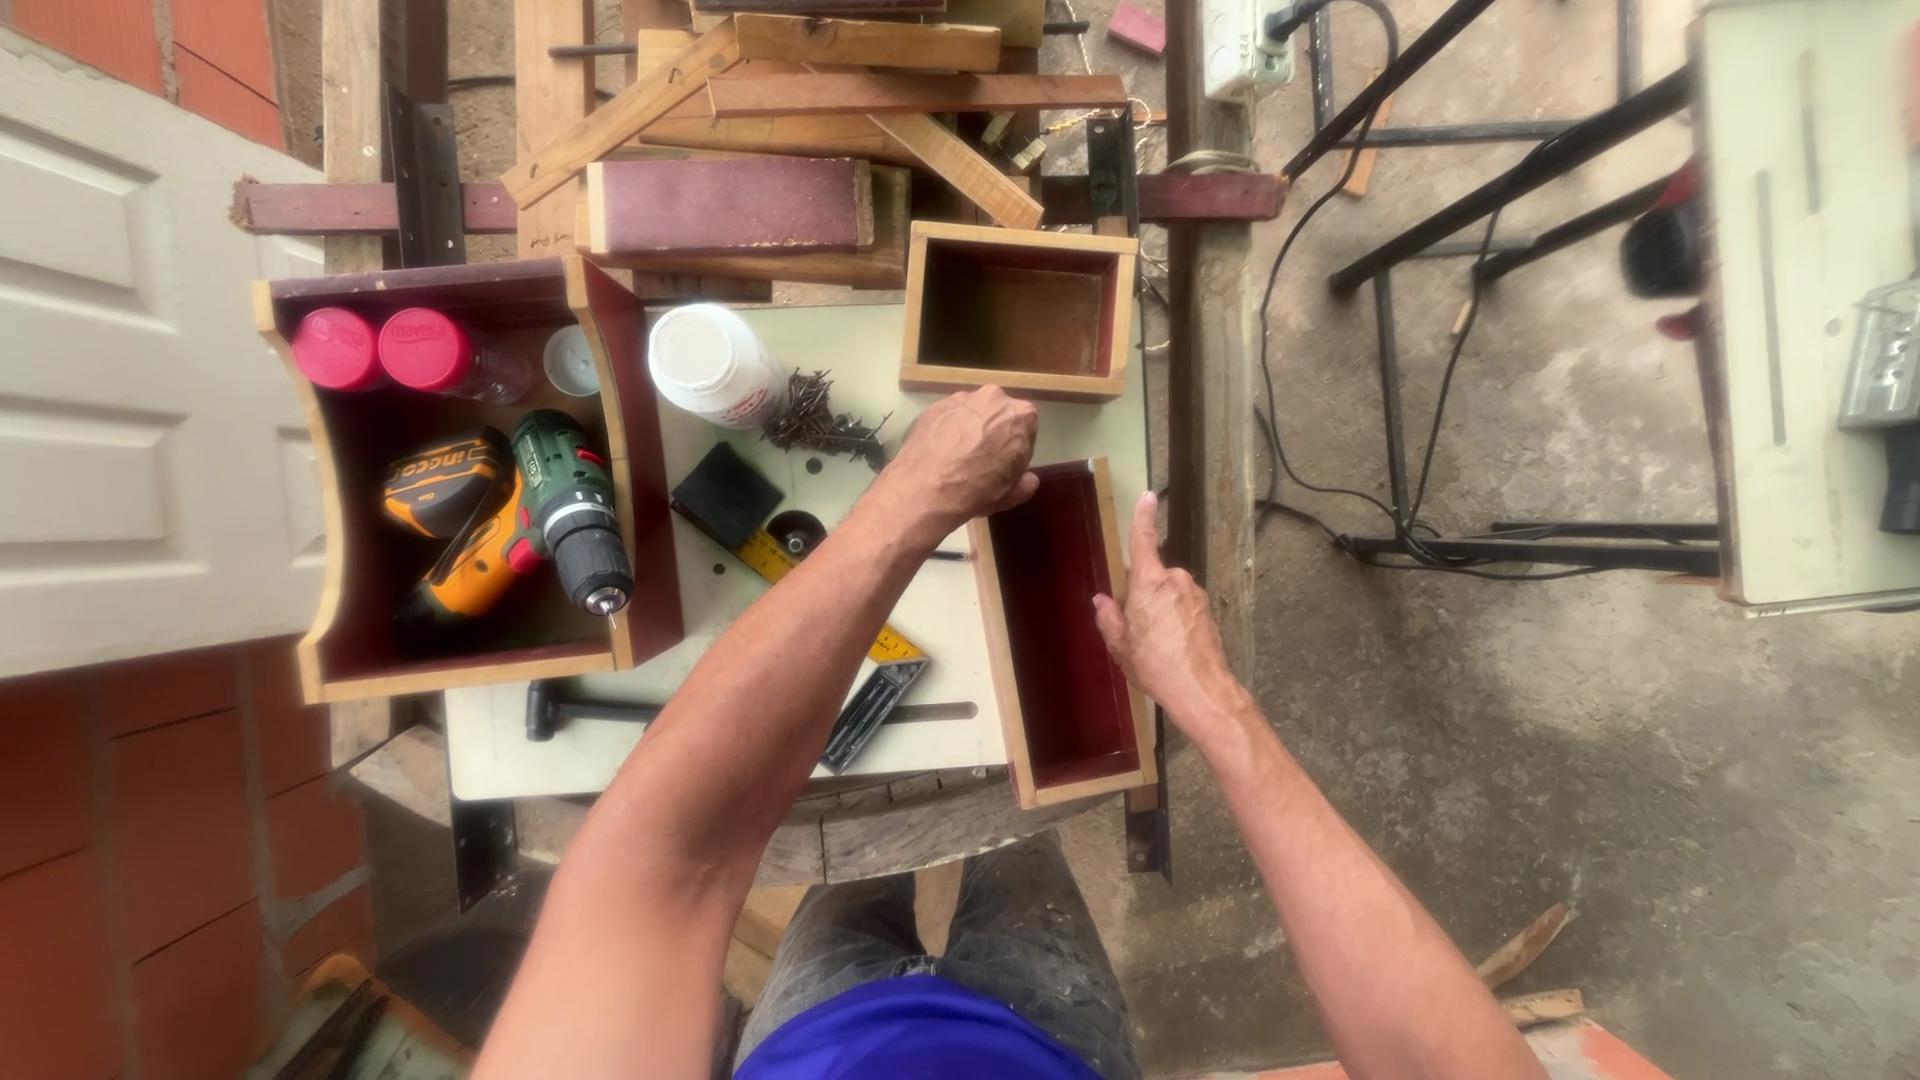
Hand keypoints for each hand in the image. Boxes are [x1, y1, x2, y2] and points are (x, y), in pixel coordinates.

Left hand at [871, 386, 1038, 539]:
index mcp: (1021, 415)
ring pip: (972, 413)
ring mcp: (961, 398)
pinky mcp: (934, 405)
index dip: (1018, 449)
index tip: (1007, 465)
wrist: (925, 487)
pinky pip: (948, 417)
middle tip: (983, 460)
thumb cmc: (977, 490)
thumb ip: (1027, 483)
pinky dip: (947, 430)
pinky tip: (941, 452)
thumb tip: (1028, 479)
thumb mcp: (1012, 495)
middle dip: (994, 433)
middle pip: (998, 415)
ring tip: (958, 457)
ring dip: (970, 429)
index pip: (1026, 429)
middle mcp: (993, 397)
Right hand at [1094, 492, 1248, 735]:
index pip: (1143, 540)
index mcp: (1149, 582)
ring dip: (1161, 609)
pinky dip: (1176, 622)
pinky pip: (1184, 608)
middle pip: (1153, 576)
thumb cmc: (1154, 665)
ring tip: (1155, 645)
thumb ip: (1109, 617)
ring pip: (1170, 594)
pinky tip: (1172, 648)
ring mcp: (1196, 596)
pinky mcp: (1208, 612)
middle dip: (1143, 593)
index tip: (1148, 496)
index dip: (1144, 516)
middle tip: (1135, 627)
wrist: (1201, 691)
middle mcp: (1176, 581)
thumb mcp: (1120, 644)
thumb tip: (1102, 601)